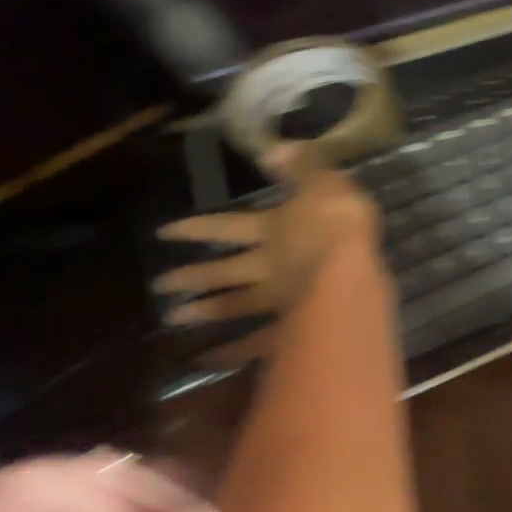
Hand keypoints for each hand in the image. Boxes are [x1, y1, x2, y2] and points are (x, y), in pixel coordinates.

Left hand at [153, 145, 380, 347]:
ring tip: (177, 318)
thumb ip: (303, 168)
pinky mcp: (291, 323)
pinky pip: (259, 343)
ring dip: (208, 311)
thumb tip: (273, 147)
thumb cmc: (338, 221)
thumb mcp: (325, 183)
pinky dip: (234, 354)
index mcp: (274, 229)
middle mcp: (267, 264)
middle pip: (225, 270)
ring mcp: (277, 297)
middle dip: (195, 275)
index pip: (229, 226)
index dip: (199, 228)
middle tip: (161, 285)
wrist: (351, 266)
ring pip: (236, 305)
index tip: (163, 233)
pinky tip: (212, 364)